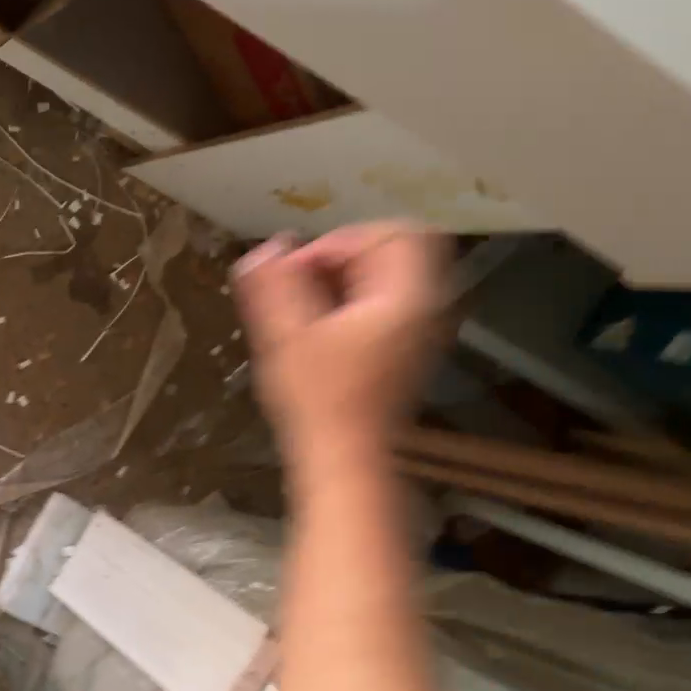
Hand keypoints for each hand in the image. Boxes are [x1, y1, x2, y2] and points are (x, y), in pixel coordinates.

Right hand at [232, 222, 448, 453]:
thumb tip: (263, 250)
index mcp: (407, 298)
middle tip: (297, 284)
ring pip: (387, 277)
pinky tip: (314, 329)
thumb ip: (271, 287)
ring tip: (299, 308)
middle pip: (393, 251)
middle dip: (339, 256)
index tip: (297, 272)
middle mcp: (426, 307)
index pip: (391, 233)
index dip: (337, 241)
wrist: (343, 457)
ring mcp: (420, 331)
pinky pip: (384, 303)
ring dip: (340, 279)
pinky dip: (349, 301)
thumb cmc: (316, 398)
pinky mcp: (405, 350)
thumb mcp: (283, 336)